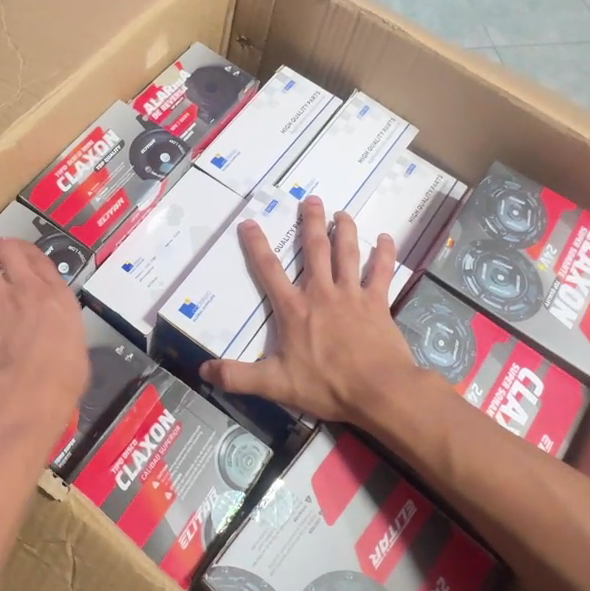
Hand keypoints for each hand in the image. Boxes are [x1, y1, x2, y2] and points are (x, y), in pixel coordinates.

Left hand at [0, 238, 88, 430]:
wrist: (29, 391)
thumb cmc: (62, 380)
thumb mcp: (77, 348)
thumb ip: (65, 331)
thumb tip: (59, 338)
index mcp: (58, 295)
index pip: (39, 257)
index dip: (25, 253)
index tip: (17, 260)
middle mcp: (28, 286)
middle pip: (7, 247)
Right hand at [200, 196, 418, 423]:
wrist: (379, 391)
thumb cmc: (327, 386)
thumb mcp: (275, 385)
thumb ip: (239, 376)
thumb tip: (203, 371)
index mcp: (294, 309)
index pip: (269, 270)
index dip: (256, 245)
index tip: (250, 223)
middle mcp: (322, 293)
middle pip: (315, 249)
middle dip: (312, 222)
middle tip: (311, 199)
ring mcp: (352, 295)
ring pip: (348, 253)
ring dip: (345, 230)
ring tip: (342, 213)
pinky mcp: (378, 303)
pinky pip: (381, 273)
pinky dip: (384, 254)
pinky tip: (386, 239)